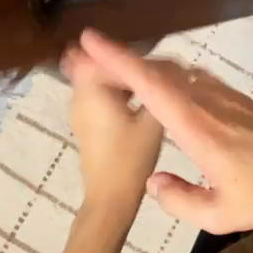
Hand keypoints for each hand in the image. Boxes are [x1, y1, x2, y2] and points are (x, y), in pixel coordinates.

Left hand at [60, 42, 166, 210]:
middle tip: (158, 65)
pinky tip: (137, 94)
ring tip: (151, 78)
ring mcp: (80, 110)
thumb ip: (160, 88)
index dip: (135, 54)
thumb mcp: (153, 120)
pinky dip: (115, 88)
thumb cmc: (131, 158)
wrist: (110, 198)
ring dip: (121, 74)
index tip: (160, 59)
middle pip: (101, 63)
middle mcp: (80, 96)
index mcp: (94, 90)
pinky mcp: (85, 122)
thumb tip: (172, 67)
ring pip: (98, 78)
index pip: (111, 57)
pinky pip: (98, 93)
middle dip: (126, 61)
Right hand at [70, 29, 252, 233]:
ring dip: (147, 66)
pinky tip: (162, 84)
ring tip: (116, 70)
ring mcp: (228, 97)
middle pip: (161, 70)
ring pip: (179, 71)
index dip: (120, 60)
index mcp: (200, 128)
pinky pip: (197, 79)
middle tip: (88, 55)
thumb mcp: (220, 214)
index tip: (91, 40)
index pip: (153, 86)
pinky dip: (171, 75)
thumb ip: (178, 199)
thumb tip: (151, 180)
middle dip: (123, 58)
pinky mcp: (240, 99)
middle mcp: (210, 103)